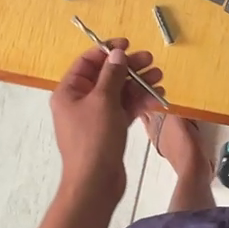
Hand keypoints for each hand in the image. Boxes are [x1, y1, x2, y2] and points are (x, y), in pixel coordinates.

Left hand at [51, 40, 162, 200]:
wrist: (95, 183)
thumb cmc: (94, 139)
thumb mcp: (103, 101)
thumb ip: (112, 74)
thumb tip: (117, 53)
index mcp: (69, 92)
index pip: (87, 62)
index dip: (107, 51)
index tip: (128, 45)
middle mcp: (80, 101)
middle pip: (106, 76)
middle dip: (129, 68)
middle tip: (150, 61)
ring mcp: (95, 117)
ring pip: (118, 92)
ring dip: (138, 84)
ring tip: (159, 77)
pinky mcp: (109, 130)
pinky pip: (124, 109)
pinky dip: (138, 102)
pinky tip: (156, 97)